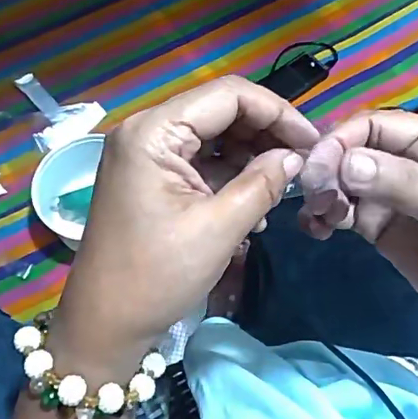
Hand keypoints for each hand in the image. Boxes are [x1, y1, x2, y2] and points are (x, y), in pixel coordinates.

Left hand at [54, 77, 318, 374]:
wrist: (104, 322)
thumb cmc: (156, 276)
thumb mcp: (218, 229)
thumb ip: (262, 183)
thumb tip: (295, 157)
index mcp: (152, 133)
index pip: (227, 96)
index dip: (277, 112)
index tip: (312, 142)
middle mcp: (144, 132)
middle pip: (218, 112)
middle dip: (264, 134)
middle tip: (302, 164)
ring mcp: (143, 155)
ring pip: (211, 137)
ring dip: (249, 157)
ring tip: (282, 189)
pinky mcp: (148, 178)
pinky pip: (196, 162)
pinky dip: (227, 176)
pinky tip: (255, 203)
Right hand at [299, 110, 417, 313]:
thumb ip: (403, 185)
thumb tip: (345, 164)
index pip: (373, 126)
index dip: (341, 142)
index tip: (317, 170)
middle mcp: (407, 159)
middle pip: (350, 151)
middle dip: (327, 171)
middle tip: (315, 199)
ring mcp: (389, 193)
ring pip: (340, 182)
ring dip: (322, 196)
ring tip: (318, 219)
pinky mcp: (377, 224)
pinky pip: (341, 211)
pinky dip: (323, 218)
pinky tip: (317, 231)